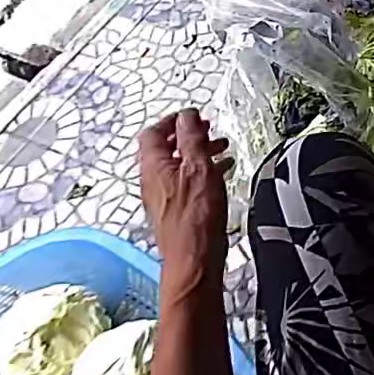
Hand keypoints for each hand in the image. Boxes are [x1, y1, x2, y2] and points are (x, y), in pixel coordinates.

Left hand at [139, 108, 231, 295]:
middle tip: (208, 130)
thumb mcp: (200, 168)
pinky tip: (220, 173)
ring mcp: (163, 196)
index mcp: (154, 167)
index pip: (153, 133)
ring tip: (220, 149)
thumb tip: (188, 116)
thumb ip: (193, 139)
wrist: (194, 258)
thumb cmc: (196, 216)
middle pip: (165, 148)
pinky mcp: (176, 209)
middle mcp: (153, 180)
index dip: (173, 121)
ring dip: (197, 153)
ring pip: (178, 164)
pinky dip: (201, 171)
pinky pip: (186, 181)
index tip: (193, 116)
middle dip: (188, 136)